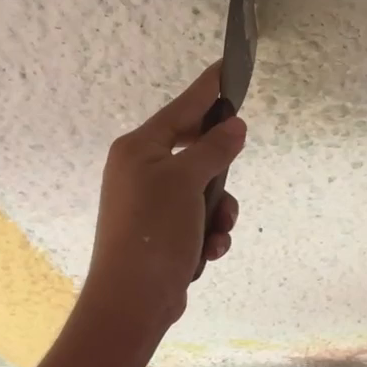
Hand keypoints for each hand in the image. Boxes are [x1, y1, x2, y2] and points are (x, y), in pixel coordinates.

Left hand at [84, 63, 246, 329]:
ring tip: (219, 231)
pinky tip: (210, 250)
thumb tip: (234, 126)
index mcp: (138, 149)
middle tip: (234, 167)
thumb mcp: (187, 181)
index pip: (182, 108)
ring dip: (219, 210)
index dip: (208, 89)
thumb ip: (214, 149)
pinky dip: (210, 232)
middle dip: (221, 170)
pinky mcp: (162, 232)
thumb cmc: (154, 230)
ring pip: (204, 189)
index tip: (228, 66)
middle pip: (195, 150)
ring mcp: (151, 203)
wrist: (133, 300)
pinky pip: (199, 219)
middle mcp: (141, 170)